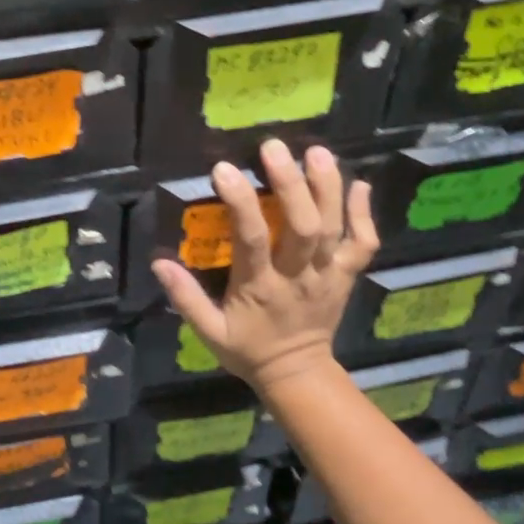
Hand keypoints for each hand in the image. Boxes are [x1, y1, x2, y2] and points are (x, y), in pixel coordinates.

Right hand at [151, 141, 379, 393]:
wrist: (298, 375)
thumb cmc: (247, 349)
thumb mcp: (209, 332)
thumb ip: (186, 298)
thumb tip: (160, 262)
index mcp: (261, 287)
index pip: (252, 239)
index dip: (241, 203)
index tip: (224, 170)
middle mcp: (299, 276)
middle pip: (303, 226)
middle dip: (291, 184)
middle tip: (274, 148)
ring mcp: (328, 275)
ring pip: (334, 228)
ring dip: (327, 187)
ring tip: (315, 151)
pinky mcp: (346, 276)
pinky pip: (363, 244)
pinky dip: (363, 213)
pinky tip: (359, 184)